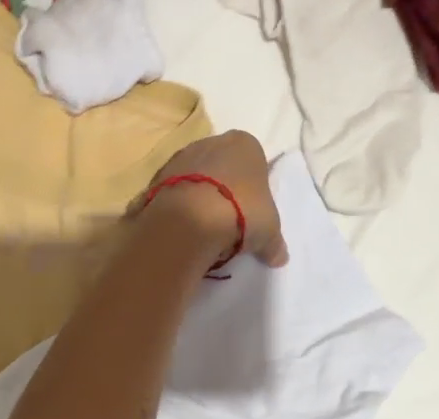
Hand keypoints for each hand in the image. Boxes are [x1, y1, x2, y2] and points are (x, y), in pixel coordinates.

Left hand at [134, 131, 288, 267]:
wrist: (190, 219)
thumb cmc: (241, 213)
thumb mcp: (268, 232)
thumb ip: (275, 243)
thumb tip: (281, 258)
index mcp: (245, 144)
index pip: (254, 162)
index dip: (254, 189)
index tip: (251, 214)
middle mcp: (212, 141)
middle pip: (222, 166)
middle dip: (225, 190)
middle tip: (227, 223)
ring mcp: (182, 156)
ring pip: (196, 177)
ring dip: (199, 197)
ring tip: (203, 230)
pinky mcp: (158, 176)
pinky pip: (173, 192)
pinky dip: (178, 207)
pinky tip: (183, 229)